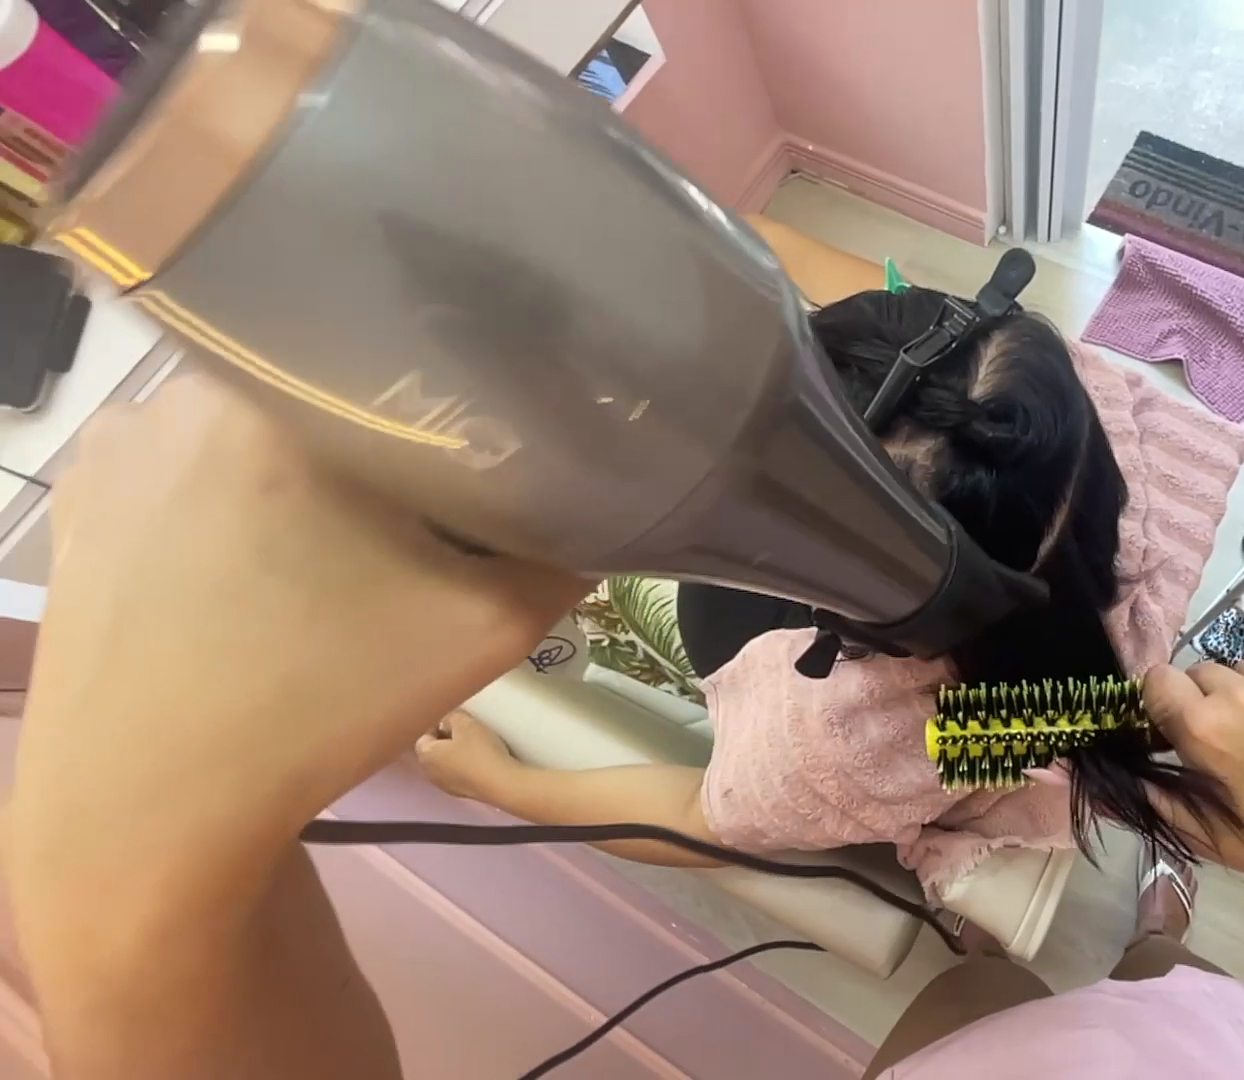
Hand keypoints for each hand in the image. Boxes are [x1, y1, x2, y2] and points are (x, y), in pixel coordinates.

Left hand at [10, 376, 587, 930]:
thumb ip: (573, 552)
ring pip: (289, 424)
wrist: (156, 813)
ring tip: (381, 532)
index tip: (522, 459)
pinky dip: (274, 485)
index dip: (490, 413)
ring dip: (346, 463)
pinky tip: (296, 551)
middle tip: (461, 507)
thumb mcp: (499, 623)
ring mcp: (125, 445)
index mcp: (288, 410)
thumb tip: (603, 513)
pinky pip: (220, 458)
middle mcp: (187, 399)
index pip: (430, 374)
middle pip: (356, 397)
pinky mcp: (93, 497)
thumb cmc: (334, 700)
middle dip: (421, 445)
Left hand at [417, 711, 520, 800]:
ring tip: (477, 748)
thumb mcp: (468, 725)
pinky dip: (465, 768)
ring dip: (456, 756)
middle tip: (468, 732)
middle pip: (434, 751)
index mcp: (425, 754)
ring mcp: (443, 785)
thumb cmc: (480, 751)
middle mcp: (428, 772)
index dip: (439, 725)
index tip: (457, 720)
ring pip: (445, 764)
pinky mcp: (459, 793)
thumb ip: (453, 717)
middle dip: (447, 741)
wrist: (499, 782)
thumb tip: (445, 720)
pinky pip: (458, 775)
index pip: (424, 735)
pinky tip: (481, 764)